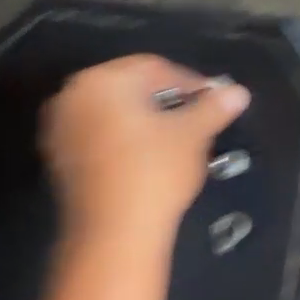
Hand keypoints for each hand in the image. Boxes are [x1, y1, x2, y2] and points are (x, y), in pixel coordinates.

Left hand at [41, 54, 249, 241]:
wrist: (115, 232)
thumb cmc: (154, 173)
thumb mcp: (192, 136)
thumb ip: (214, 108)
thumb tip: (238, 92)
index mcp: (103, 80)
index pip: (155, 68)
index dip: (192, 82)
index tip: (216, 102)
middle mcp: (73, 94)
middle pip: (130, 88)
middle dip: (166, 101)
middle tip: (197, 120)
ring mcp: (61, 126)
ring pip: (114, 112)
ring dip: (145, 120)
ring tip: (175, 141)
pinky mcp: (60, 156)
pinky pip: (99, 135)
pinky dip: (125, 139)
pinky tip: (147, 159)